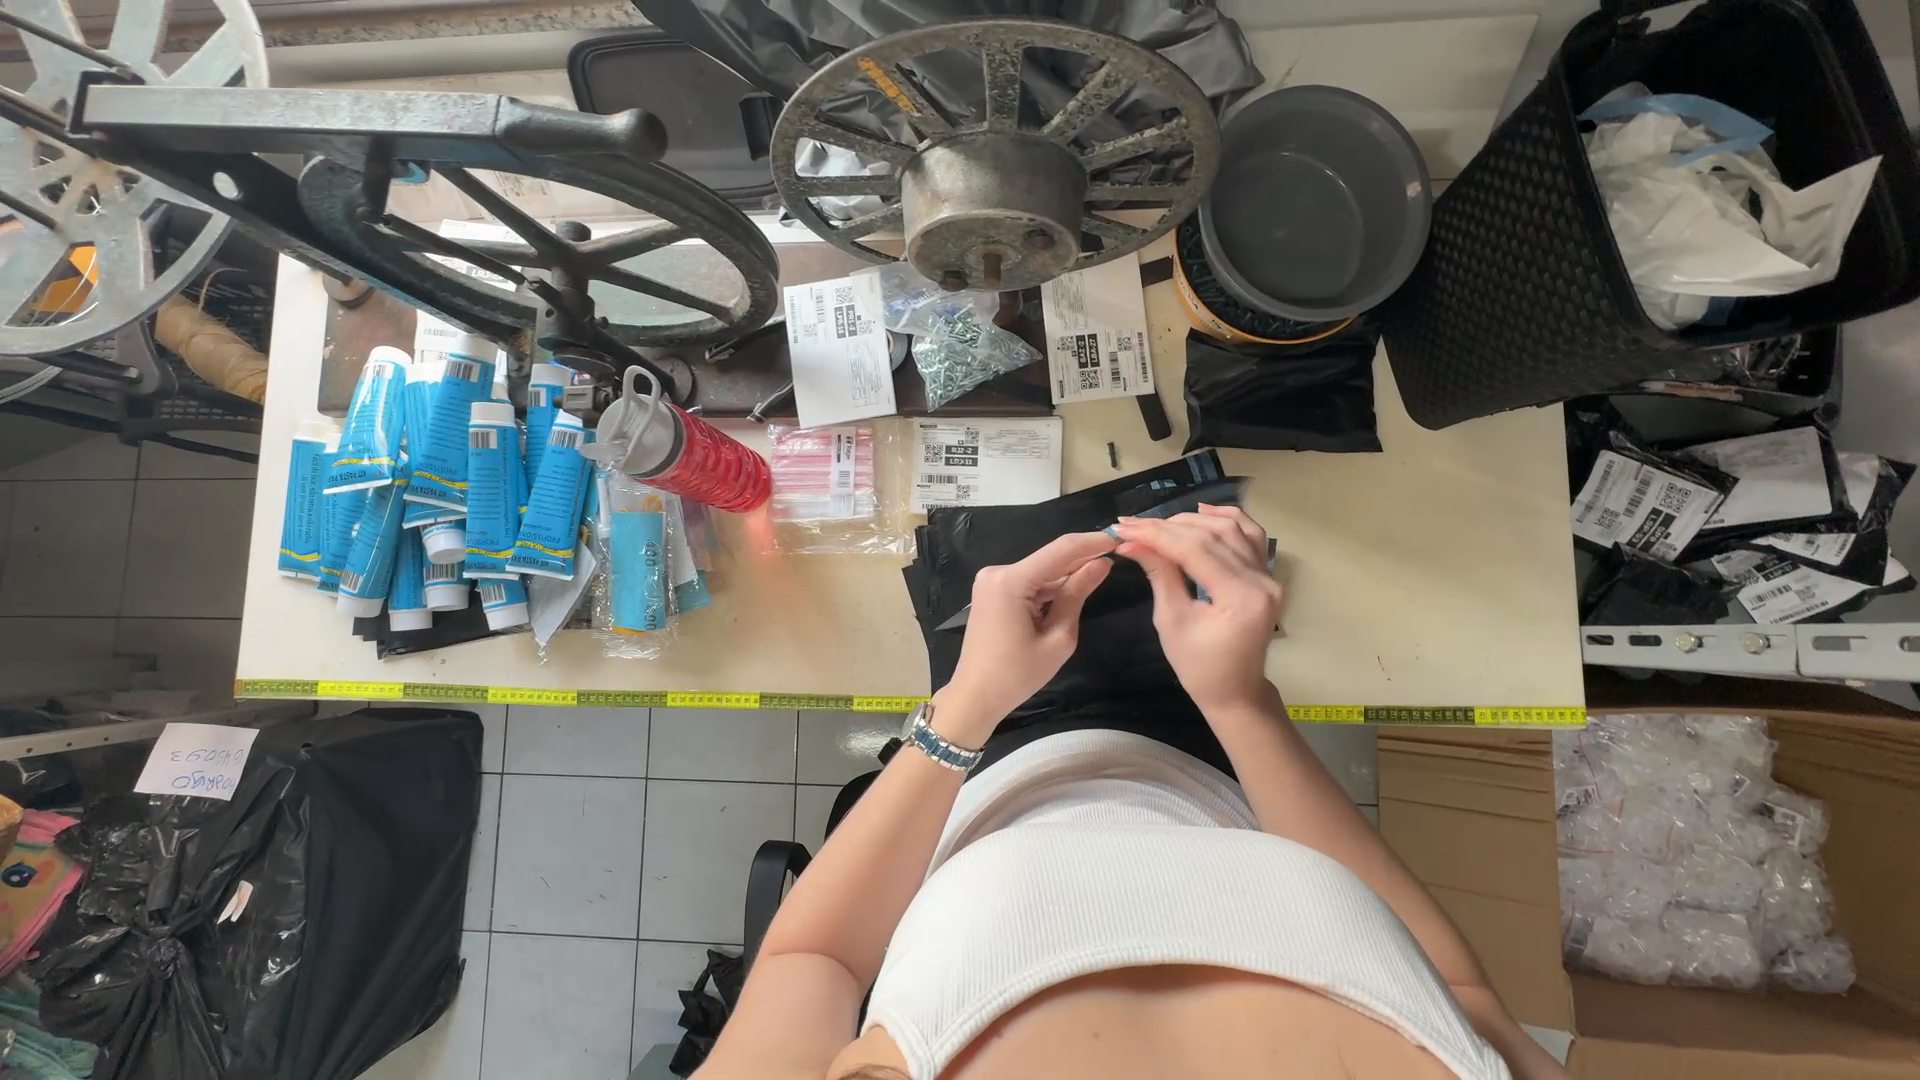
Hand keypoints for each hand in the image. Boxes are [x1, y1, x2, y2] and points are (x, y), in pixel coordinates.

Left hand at [939, 531, 1117, 741]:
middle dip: (1082, 559)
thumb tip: (1102, 564)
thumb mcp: (1058, 638)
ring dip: (1067, 576)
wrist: (976, 696)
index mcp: (1010, 581)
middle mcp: (997, 572)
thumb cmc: (1017, 675)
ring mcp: (991, 581)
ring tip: (1101, 574)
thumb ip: (1077, 595)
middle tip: (1118, 557)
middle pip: (1050, 559)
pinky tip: (1073, 590)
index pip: (1060, 550)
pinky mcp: (992, 591)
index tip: (1120, 538)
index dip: (1092, 542)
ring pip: (1040, 572)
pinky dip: (1049, 588)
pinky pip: (1029, 583)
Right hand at [1111, 505, 1282, 714]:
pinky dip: (1226, 518)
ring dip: (1192, 520)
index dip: (1156, 534)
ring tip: (1157, 523)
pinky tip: (1202, 511)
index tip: (1123, 528)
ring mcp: (1269, 575)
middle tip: (1131, 525)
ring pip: (1231, 528)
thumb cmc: (1199, 666)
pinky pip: (1250, 535)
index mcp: (1241, 597)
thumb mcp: (1172, 621)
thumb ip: (1159, 574)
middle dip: (1167, 526)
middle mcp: (1262, 580)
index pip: (1195, 550)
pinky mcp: (1266, 574)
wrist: (1235, 691)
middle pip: (1212, 535)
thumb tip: (1131, 542)